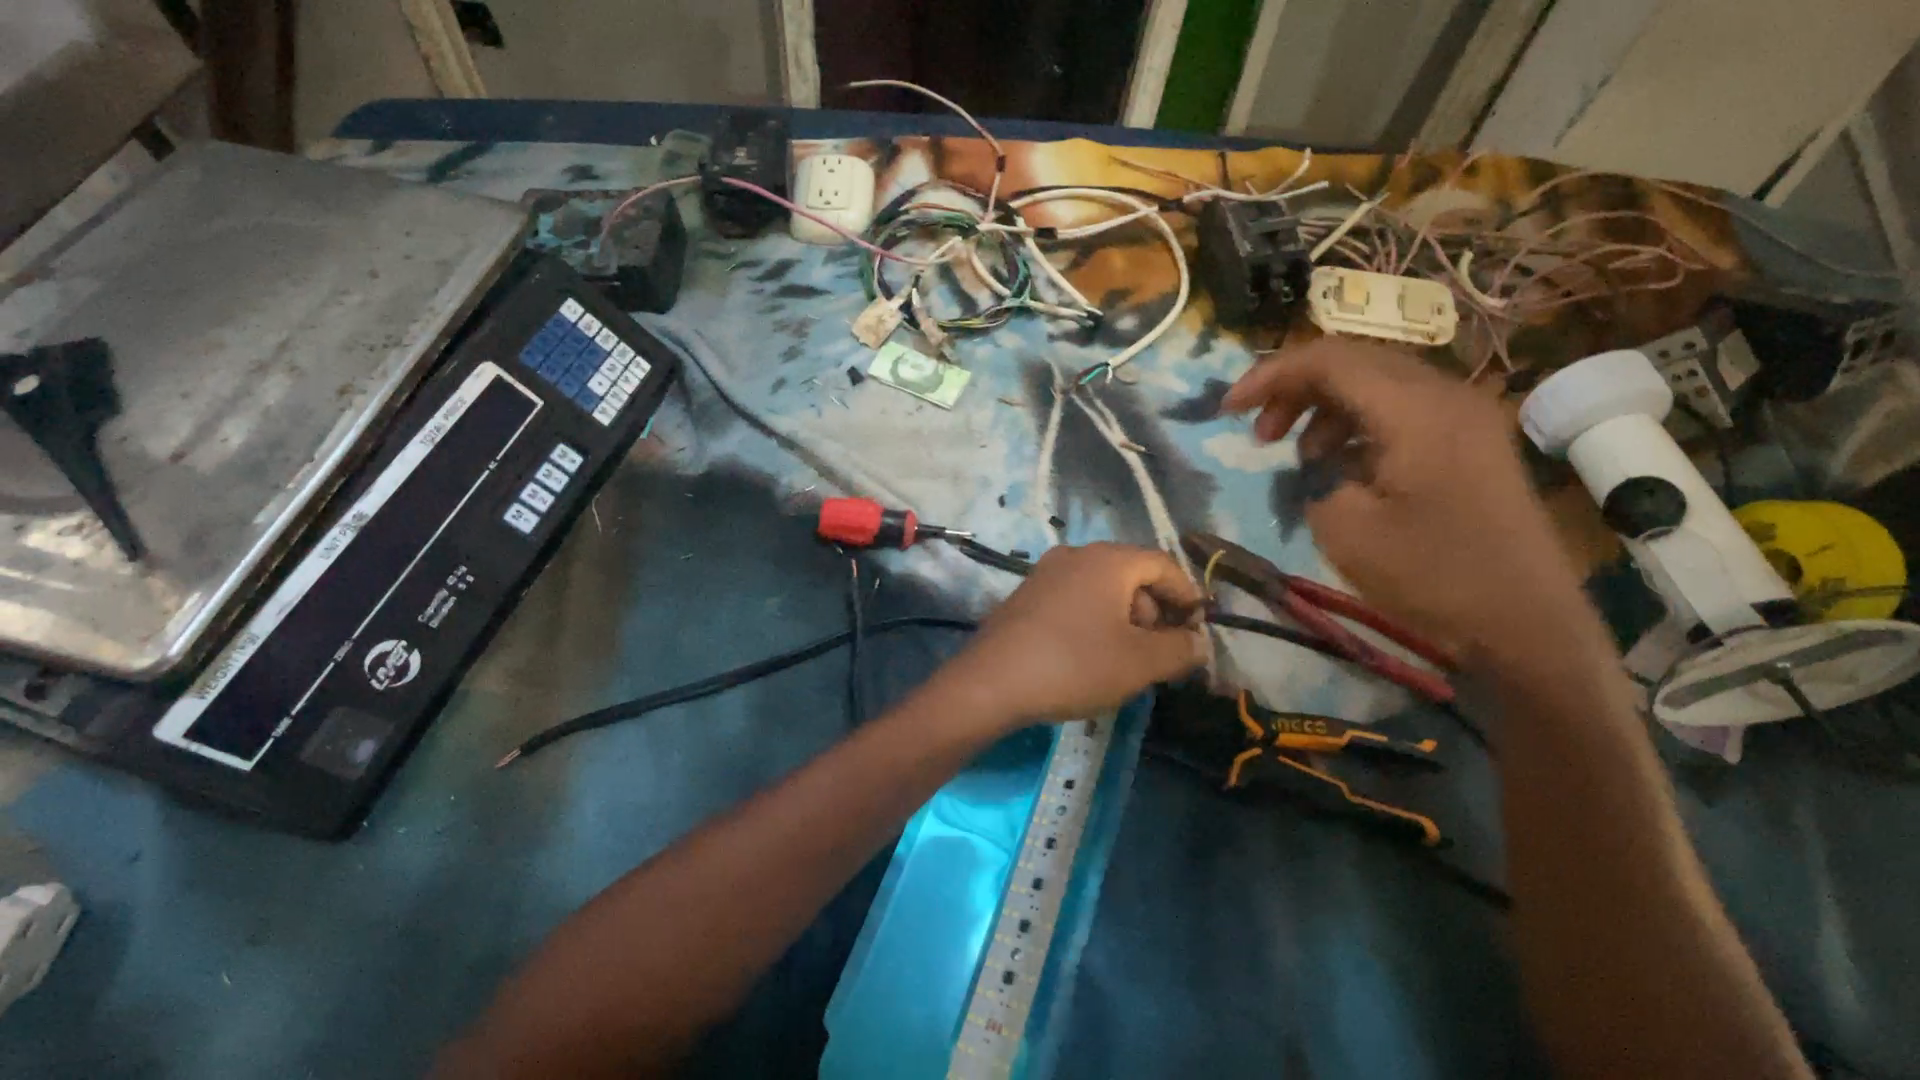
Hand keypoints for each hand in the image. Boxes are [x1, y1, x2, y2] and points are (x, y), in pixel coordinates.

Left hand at [943, 544, 1207, 727]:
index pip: (1163, 564)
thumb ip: (1179, 649)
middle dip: (1154, 612)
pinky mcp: (1025, 598)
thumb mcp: (1140, 663)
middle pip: (1132, 575)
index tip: (1197, 630)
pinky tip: (1089, 659)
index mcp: (1108, 560)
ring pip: (1101, 590)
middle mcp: (1075, 555)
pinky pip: (1074, 601)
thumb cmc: (1074, 665)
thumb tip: (1199, 642)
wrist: (990, 684)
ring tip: (1126, 662)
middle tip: (1160, 653)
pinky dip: (1093, 623)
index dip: (1187, 595)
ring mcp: (1045, 574)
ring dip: (1124, 621)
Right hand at [1221, 339, 1593, 662]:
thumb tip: (1314, 467)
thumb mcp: (1346, 531)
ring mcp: (1465, 416)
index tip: (1227, 410)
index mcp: (1415, 408)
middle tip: (1259, 436)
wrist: (1526, 621)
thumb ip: (1313, 480)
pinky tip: (1343, 470)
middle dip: (1295, 390)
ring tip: (1299, 459)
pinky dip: (1359, 428)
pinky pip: (1403, 411)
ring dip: (1325, 411)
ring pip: (1378, 385)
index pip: (1328, 360)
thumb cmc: (1433, 575)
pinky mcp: (1472, 442)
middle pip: (1354, 362)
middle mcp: (1445, 394)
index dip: (1270, 376)